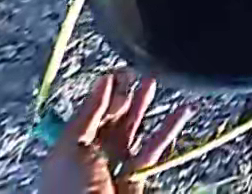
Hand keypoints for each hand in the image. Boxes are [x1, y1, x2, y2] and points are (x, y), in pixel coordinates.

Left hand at [40, 71, 193, 193]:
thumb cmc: (71, 193)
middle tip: (139, 69)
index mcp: (68, 152)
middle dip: (124, 93)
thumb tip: (103, 80)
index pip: (88, 113)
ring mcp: (115, 165)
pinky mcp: (138, 174)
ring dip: (145, 103)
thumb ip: (88, 114)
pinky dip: (171, 126)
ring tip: (157, 79)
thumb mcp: (69, 150)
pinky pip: (155, 145)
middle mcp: (90, 157)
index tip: (119, 70)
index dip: (103, 92)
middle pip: (111, 118)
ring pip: (133, 127)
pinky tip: (183, 109)